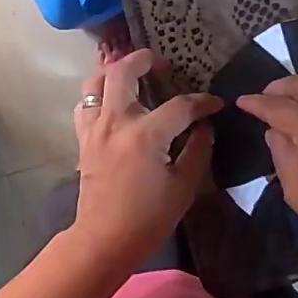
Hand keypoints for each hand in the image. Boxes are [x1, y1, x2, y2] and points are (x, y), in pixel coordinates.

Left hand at [69, 49, 220, 265]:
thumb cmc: (149, 217)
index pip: (180, 105)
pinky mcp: (83, 139)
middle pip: (122, 73)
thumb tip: (204, 126)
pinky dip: (97, 96)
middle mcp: (115, 123)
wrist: (105, 237)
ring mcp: (94, 129)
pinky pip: (85, 105)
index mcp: (145, 135)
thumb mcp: (184, 186)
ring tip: (132, 73)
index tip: (215, 104)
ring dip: (113, 71)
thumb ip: (197, 150)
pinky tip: (112, 102)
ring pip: (94, 83)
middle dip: (142, 60)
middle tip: (160, 63)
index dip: (202, 102)